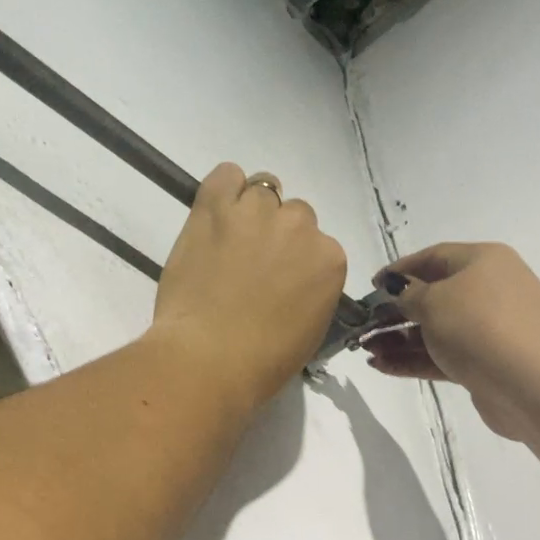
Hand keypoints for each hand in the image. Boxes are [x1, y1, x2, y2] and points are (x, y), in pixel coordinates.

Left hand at [148, 164, 347, 403]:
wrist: (209, 359)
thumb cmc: (260, 364)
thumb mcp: (307, 333)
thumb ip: (309, 295)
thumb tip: (290, 285)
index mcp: (330, 262)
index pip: (318, 246)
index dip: (293, 263)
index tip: (274, 282)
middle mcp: (300, 228)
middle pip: (294, 215)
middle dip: (274, 237)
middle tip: (248, 267)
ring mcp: (257, 214)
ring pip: (262, 191)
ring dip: (249, 213)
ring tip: (227, 244)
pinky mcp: (215, 207)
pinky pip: (226, 175)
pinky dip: (222, 190)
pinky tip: (213, 214)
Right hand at [363, 243, 539, 442]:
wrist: (531, 382)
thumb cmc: (480, 326)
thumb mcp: (434, 301)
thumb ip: (409, 295)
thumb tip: (399, 291)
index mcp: (483, 262)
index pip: (434, 257)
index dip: (400, 270)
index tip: (371, 286)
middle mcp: (489, 291)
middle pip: (433, 297)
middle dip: (395, 312)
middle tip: (363, 326)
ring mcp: (488, 330)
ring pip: (435, 331)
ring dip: (399, 340)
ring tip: (367, 351)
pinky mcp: (484, 364)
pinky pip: (441, 356)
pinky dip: (413, 359)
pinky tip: (382, 366)